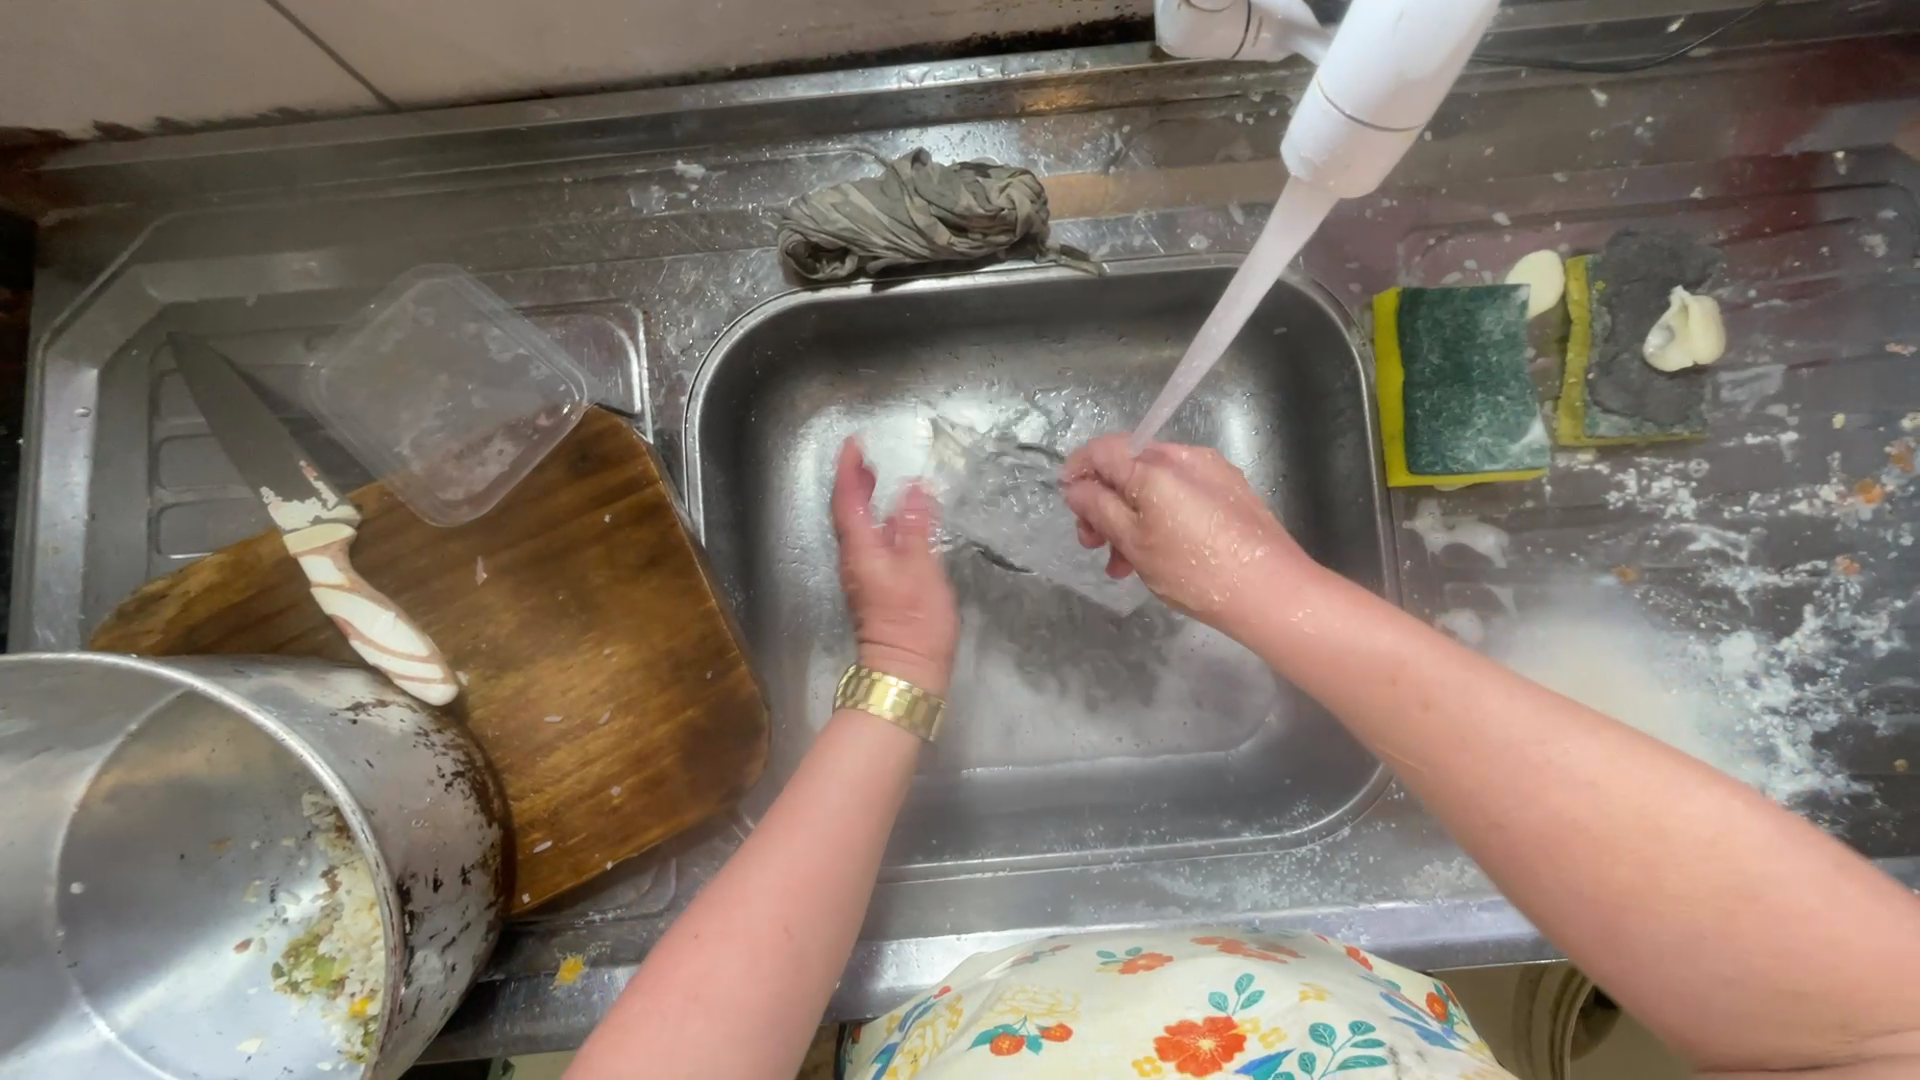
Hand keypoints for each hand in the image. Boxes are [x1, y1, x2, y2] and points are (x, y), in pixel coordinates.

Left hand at [830, 437, 958, 695]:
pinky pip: (873, 544)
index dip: (849, 471)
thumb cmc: (915, 622)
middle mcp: (855, 560)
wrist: (908, 672)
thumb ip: (917, 528)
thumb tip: (914, 489)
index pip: (847, 501)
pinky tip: (900, 522)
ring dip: (867, 502)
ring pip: (860, 529)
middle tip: (868, 459)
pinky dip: (882, 524)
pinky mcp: (877, 587)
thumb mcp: (922, 570)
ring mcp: (865, 575)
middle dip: (855, 483)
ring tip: (882, 481)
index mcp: (861, 551)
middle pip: (848, 513)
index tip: (855, 444)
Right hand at [1061, 435, 1314, 629]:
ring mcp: (1211, 473)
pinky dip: (1158, 518)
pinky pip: (1179, 496)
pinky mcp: (1229, 492)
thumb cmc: (1195, 569)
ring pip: (1152, 487)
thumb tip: (1076, 487)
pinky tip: (1156, 556)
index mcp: (1156, 464)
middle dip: (1102, 504)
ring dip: (1128, 519)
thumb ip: (1099, 509)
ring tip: (1122, 564)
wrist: (1272, 592)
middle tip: (1092, 545)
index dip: (1077, 470)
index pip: (1102, 449)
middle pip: (1127, 468)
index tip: (1067, 501)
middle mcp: (1184, 457)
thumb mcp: (1134, 543)